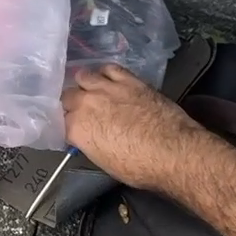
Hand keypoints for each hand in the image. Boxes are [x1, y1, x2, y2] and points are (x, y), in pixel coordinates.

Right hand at [63, 64, 235, 235]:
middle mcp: (86, 103)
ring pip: (83, 75)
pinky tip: (109, 79)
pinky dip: (105, 73)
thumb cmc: (141, 168)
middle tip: (81, 111)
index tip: (71, 128)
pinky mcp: (128, 79)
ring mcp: (106, 88)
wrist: (176, 153)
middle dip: (71, 103)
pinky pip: (109, 68)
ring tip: (92, 91)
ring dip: (85, 84)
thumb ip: (88, 142)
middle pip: (67, 96)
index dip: (65, 124)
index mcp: (76, 128)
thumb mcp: (104, 162)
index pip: (59, 121)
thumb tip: (87, 135)